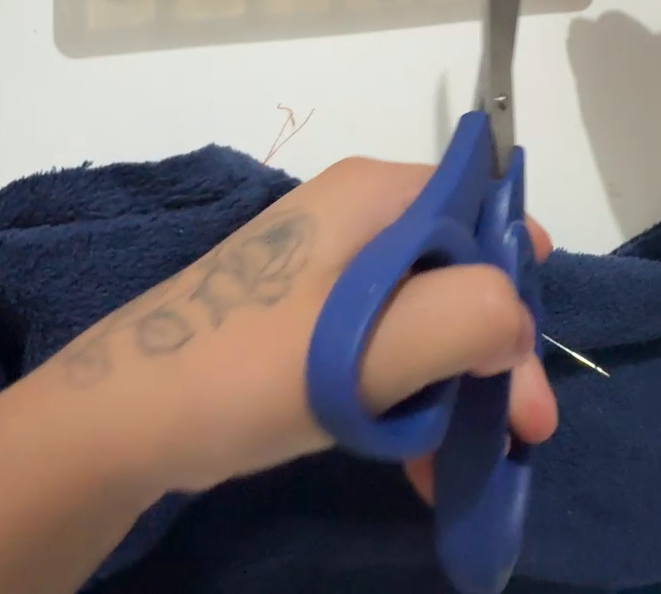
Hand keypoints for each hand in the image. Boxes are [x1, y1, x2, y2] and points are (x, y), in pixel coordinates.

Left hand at [34, 158, 558, 497]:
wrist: (127, 416)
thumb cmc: (250, 367)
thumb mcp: (372, 346)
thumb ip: (468, 318)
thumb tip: (516, 320)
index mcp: (374, 195)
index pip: (479, 209)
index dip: (516, 278)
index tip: (533, 358)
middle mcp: (358, 216)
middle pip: (458, 271)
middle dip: (491, 353)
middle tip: (520, 432)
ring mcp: (333, 266)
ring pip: (426, 315)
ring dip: (454, 388)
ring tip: (468, 465)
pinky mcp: (314, 313)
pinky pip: (387, 343)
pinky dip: (413, 396)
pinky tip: (427, 466)